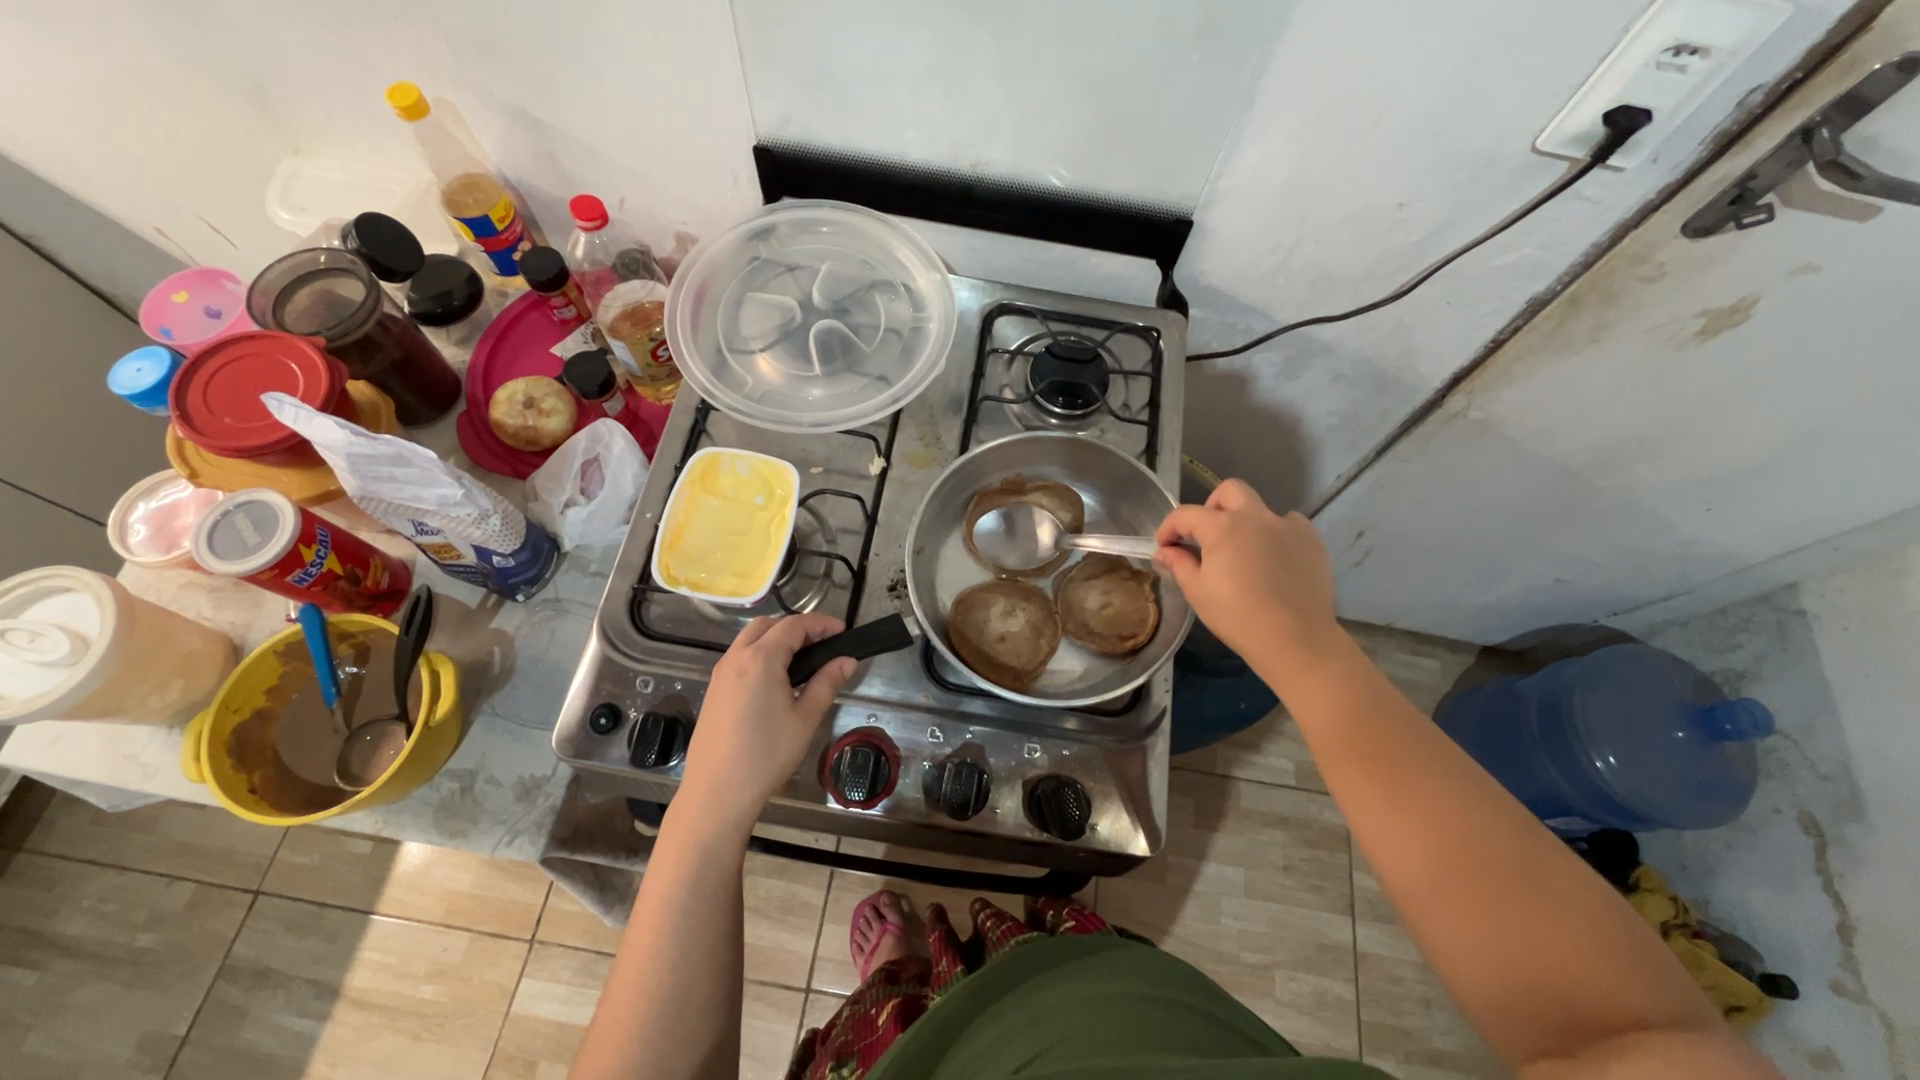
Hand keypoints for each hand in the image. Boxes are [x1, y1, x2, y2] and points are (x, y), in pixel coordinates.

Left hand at [679, 613, 857, 827]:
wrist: (718, 791)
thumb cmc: (767, 755)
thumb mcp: (805, 718)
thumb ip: (827, 683)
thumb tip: (847, 660)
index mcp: (761, 659)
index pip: (794, 625)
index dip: (821, 623)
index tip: (842, 631)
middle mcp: (736, 658)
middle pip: (768, 625)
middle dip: (797, 627)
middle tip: (823, 644)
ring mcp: (720, 674)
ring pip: (749, 639)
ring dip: (776, 639)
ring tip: (802, 660)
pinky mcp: (713, 690)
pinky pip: (739, 658)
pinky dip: (760, 654)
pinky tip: (776, 680)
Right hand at [1154, 479, 1339, 664]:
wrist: (1295, 638)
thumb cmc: (1238, 617)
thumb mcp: (1198, 592)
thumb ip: (1179, 564)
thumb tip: (1165, 551)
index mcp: (1223, 528)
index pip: (1186, 514)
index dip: (1169, 527)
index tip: (1164, 545)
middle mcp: (1256, 517)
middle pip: (1230, 490)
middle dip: (1212, 506)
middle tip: (1207, 534)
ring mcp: (1288, 525)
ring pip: (1262, 508)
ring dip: (1246, 522)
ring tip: (1244, 553)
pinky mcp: (1311, 540)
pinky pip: (1289, 525)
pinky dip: (1276, 535)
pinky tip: (1274, 561)